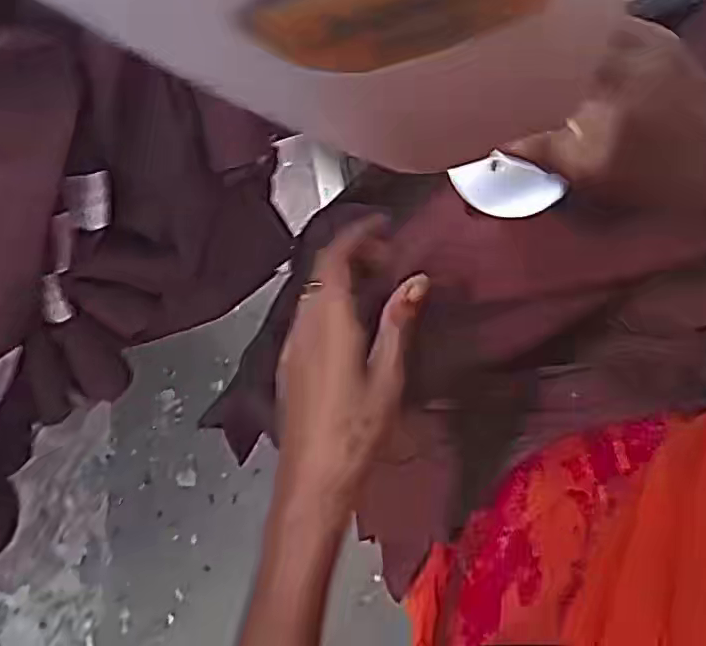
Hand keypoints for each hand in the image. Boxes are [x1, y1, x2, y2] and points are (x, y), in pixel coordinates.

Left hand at [275, 215, 427, 514]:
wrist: (311, 482)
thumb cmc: (354, 431)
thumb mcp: (388, 374)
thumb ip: (399, 321)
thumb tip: (416, 281)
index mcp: (328, 321)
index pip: (334, 257)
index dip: (357, 233)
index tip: (381, 223)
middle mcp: (303, 325)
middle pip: (322, 269)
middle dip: (354, 251)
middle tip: (388, 254)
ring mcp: (291, 343)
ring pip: (313, 289)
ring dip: (342, 274)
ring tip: (378, 281)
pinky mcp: (289, 361)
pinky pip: (309, 310)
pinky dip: (332, 297)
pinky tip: (355, 318)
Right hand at [508, 17, 705, 218]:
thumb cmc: (668, 177)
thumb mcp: (601, 176)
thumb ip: (546, 153)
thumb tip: (498, 141)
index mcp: (610, 100)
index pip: (541, 76)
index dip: (509, 77)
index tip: (488, 85)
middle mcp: (625, 60)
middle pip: (558, 42)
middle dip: (528, 51)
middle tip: (504, 63)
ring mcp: (644, 40)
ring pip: (582, 27)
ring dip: (554, 38)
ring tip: (530, 51)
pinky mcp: (658, 34)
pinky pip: (607, 24)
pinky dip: (583, 34)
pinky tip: (569, 45)